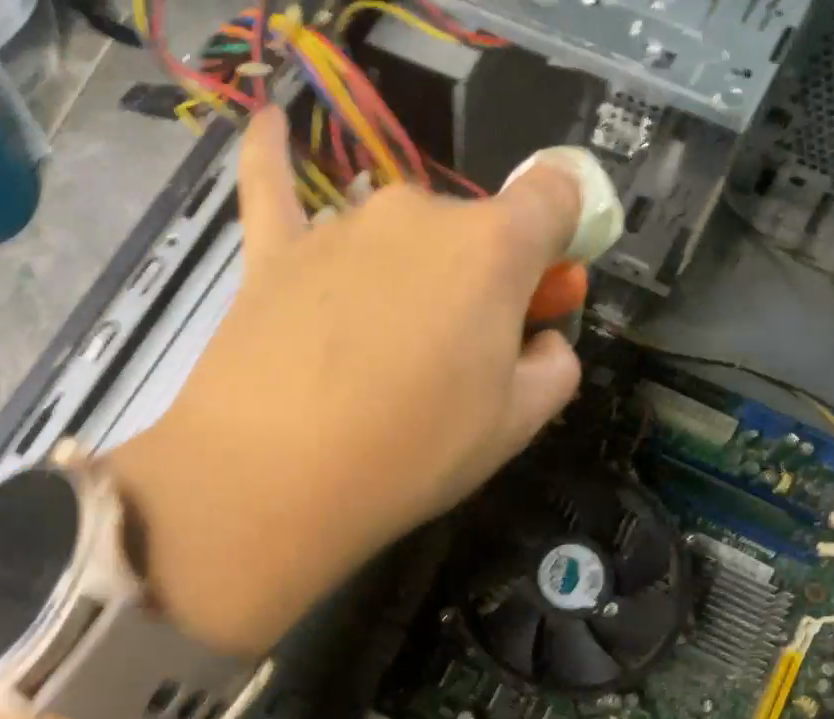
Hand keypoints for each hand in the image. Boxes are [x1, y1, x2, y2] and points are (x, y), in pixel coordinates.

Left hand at [106, 107, 582, 655]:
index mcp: (492, 247)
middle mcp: (417, 213)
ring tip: (378, 349)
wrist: (274, 479)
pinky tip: (271, 124)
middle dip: (479, 279)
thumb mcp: (516, 426)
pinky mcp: (271, 251)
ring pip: (397, 233)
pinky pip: (272, 183)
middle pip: (471, 226)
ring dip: (408, 272)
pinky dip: (274, 155)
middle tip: (454, 360)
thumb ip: (555, 366)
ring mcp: (338, 226)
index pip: (553, 196)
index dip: (561, 241)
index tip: (545, 296)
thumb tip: (542, 339)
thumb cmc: (412, 454)